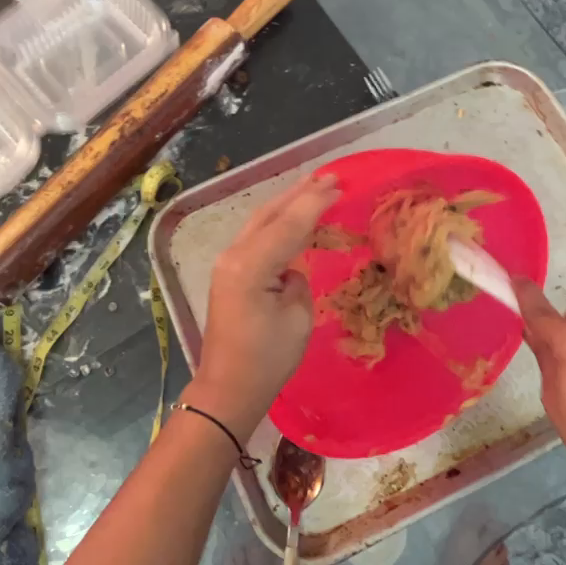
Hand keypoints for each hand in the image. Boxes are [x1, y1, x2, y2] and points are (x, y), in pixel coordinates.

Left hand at [183, 174, 337, 437]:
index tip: (338, 185)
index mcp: (251, 265)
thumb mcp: (296, 319)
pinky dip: (277, 222)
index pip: (289, 224)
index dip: (315, 203)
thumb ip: (297, 281)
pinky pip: (256, 236)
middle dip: (299, 193)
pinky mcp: (229, 272)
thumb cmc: (266, 360)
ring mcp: (227, 262)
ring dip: (287, 203)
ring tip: (313, 186)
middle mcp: (234, 255)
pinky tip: (292, 216)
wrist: (227, 388)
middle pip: (270, 213)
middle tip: (329, 177)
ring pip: (260, 221)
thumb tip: (290, 269)